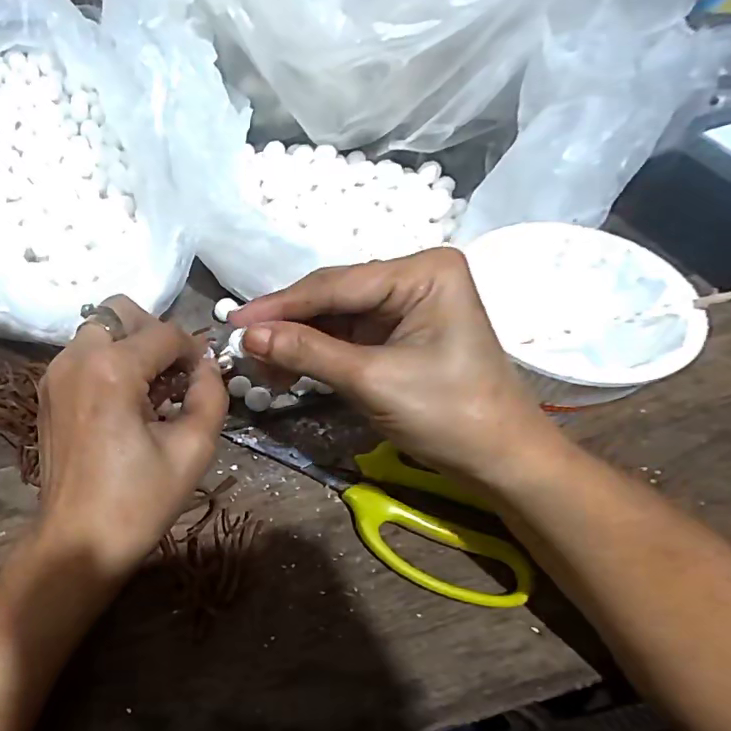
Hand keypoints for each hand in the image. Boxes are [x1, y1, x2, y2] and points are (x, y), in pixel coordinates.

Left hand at [34, 295, 225, 579]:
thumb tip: (206, 366)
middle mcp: (74, 359)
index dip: (193, 351)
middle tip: (173, 375)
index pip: (164, 333)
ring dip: (129, 348)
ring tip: (150, 394)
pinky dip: (106, 365)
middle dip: (153, 333)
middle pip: (120, 312)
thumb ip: (210, 395)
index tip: (204, 379)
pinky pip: (81, 357)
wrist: (77, 542)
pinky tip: (124, 406)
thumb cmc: (138, 502)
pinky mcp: (45, 394)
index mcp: (110, 369)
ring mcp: (53, 375)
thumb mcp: (192, 449)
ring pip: (98, 332)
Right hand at [230, 250, 564, 484]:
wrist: (498, 459)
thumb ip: (308, 353)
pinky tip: (285, 372)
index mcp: (422, 272)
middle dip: (285, 325)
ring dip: (294, 343)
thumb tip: (248, 336)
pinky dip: (312, 356)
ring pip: (331, 318)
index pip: (335, 284)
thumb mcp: (372, 380)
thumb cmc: (448, 414)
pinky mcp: (394, 335)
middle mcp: (412, 279)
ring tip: (260, 369)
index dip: (279, 305)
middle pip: (330, 297)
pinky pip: (342, 338)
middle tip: (240, 347)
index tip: (233, 321)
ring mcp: (402, 307)